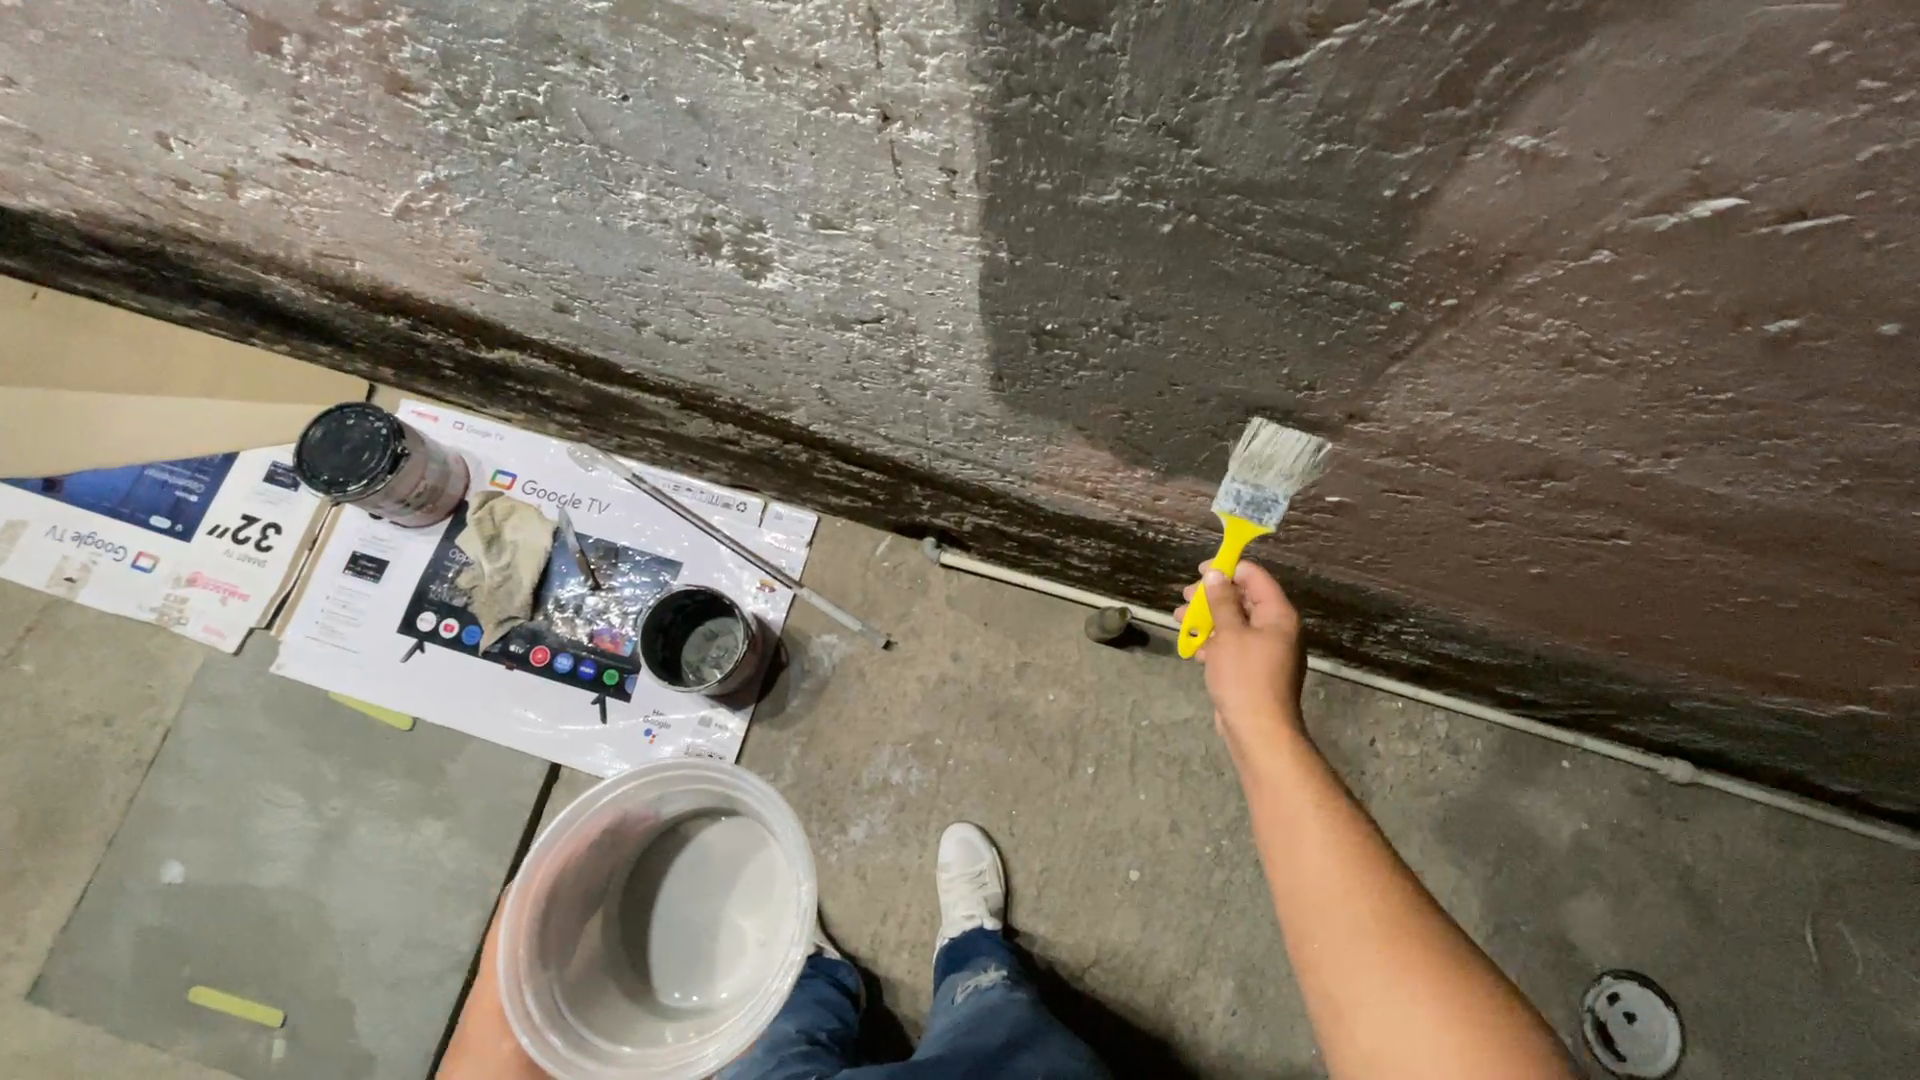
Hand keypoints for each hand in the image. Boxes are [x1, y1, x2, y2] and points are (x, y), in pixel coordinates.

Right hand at [1175, 559, 1307, 761]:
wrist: (1258, 730)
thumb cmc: (1244, 677)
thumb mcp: (1228, 633)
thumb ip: (1221, 601)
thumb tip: (1215, 574)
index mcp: (1278, 614)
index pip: (1255, 577)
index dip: (1228, 568)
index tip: (1200, 571)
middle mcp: (1276, 628)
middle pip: (1242, 599)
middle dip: (1212, 596)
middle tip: (1186, 598)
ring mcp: (1266, 650)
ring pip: (1234, 623)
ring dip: (1207, 619)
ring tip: (1180, 620)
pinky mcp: (1254, 669)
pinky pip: (1234, 645)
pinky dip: (1214, 642)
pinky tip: (1194, 648)